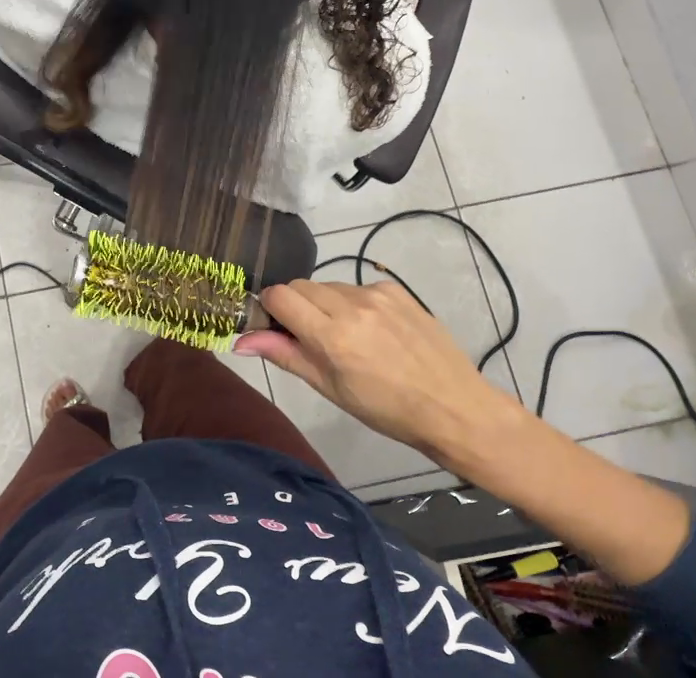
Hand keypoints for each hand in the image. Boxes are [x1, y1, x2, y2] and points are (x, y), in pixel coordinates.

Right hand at [236, 280, 526, 460]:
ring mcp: (377, 294)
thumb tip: (240, 341)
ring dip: (324, 305)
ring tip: (347, 338)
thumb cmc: (387, 409)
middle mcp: (352, 305)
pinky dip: (353, 303)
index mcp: (332, 336)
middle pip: (299, 286)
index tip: (277, 330)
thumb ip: (285, 356)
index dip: (270, 310)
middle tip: (310, 338)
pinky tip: (372, 330)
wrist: (455, 407)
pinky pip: (357, 287)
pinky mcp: (397, 290)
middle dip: (295, 306)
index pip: (279, 296)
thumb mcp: (330, 389)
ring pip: (328, 286)